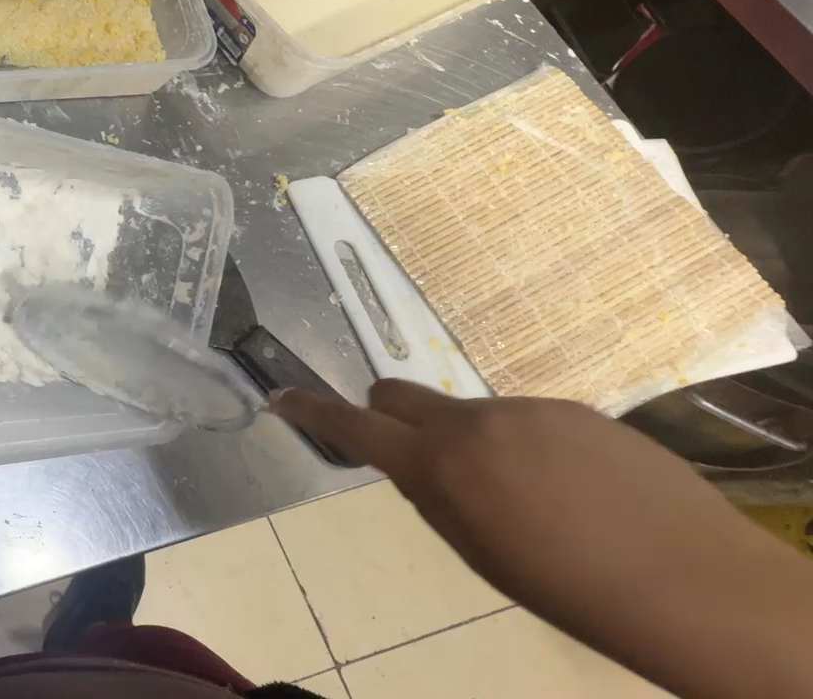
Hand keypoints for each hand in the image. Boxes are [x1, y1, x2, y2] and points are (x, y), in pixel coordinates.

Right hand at [274, 381, 812, 698]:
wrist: (706, 593)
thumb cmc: (572, 590)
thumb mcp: (477, 552)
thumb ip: (432, 496)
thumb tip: (413, 466)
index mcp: (437, 464)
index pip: (351, 424)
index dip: (310, 408)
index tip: (280, 395)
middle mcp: (472, 421)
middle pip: (397, 393)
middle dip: (388, 414)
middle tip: (417, 455)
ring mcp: (527, 409)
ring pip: (469, 412)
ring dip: (474, 440)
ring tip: (533, 495)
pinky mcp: (578, 411)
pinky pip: (527, 419)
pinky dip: (528, 445)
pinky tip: (578, 489)